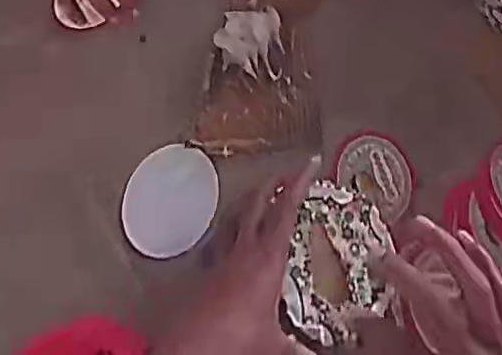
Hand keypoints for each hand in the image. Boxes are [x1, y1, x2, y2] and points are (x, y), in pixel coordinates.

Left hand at [154, 157, 321, 354]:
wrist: (190, 348)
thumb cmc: (235, 338)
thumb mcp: (273, 344)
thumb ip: (296, 349)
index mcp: (268, 255)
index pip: (287, 208)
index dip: (300, 182)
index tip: (310, 164)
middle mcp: (246, 246)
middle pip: (259, 200)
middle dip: (274, 182)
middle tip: (287, 174)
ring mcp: (223, 254)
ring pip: (237, 212)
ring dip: (250, 198)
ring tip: (260, 192)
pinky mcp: (207, 267)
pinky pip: (220, 236)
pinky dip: (229, 227)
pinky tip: (230, 232)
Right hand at [372, 218, 501, 354]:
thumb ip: (390, 348)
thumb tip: (357, 321)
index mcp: (459, 352)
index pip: (431, 303)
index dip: (403, 276)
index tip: (379, 258)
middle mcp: (486, 342)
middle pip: (469, 284)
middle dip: (440, 248)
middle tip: (412, 226)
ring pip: (490, 287)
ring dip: (465, 253)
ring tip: (444, 229)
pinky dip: (486, 266)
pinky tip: (471, 246)